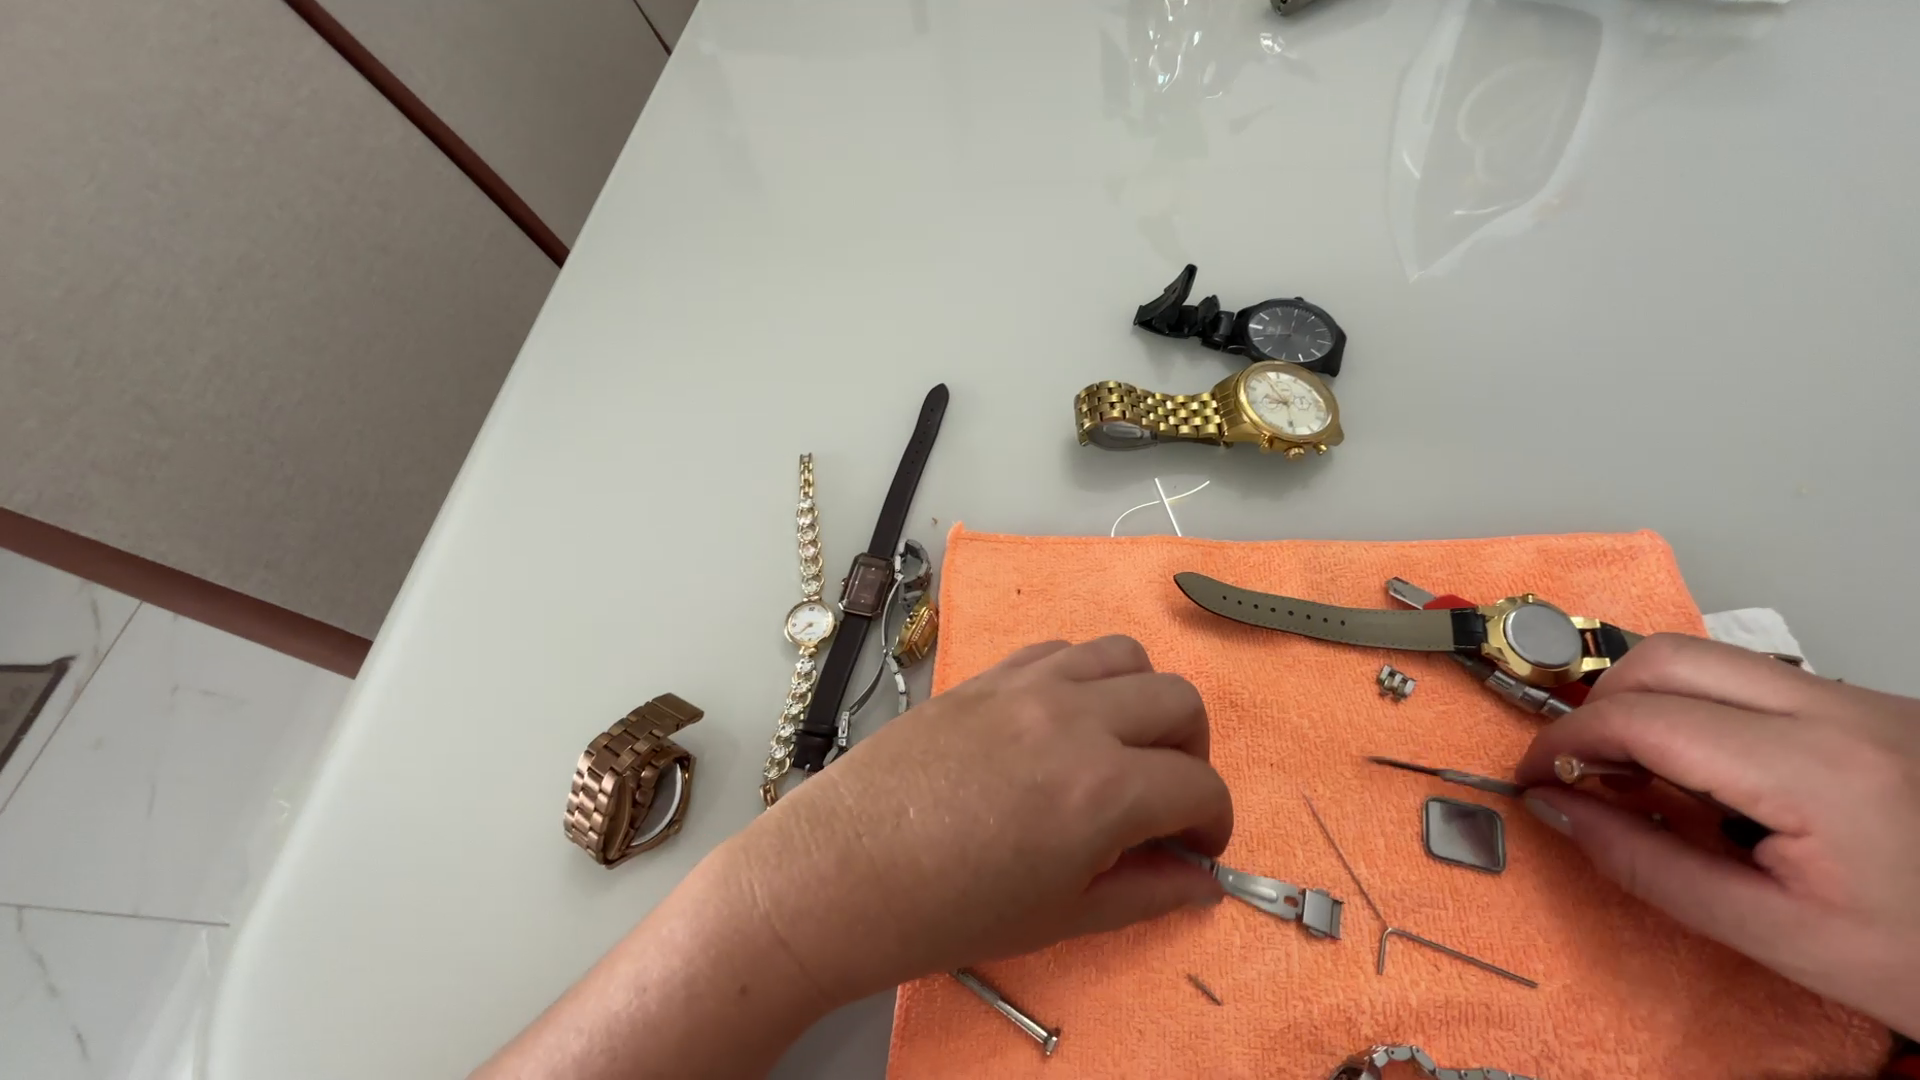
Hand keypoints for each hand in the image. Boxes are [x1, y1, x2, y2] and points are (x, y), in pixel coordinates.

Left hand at [729, 635, 1232, 1004]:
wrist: (841, 870)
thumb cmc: (947, 913)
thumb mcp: (1058, 919)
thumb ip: (1144, 893)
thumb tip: (1200, 881)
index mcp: (1102, 788)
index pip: (1200, 785)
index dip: (1213, 823)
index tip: (1196, 849)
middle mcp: (1074, 717)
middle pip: (1179, 700)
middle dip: (1192, 752)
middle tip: (1165, 796)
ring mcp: (1026, 685)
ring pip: (1123, 654)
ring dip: (1142, 698)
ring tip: (1119, 744)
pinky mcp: (985, 674)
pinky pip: (1058, 649)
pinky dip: (1082, 675)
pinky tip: (1060, 717)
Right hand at [1516, 634, 1919, 1034]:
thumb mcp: (1775, 935)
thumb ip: (1644, 864)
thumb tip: (1550, 807)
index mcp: (1819, 772)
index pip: (1641, 718)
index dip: (1562, 742)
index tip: (1531, 778)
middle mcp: (1842, 711)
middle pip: (1665, 658)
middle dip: (1598, 707)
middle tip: (1583, 767)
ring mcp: (1865, 700)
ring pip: (1702, 657)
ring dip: (1641, 702)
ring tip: (1638, 768)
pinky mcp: (1873, 705)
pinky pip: (1746, 680)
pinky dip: (1691, 709)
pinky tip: (1703, 769)